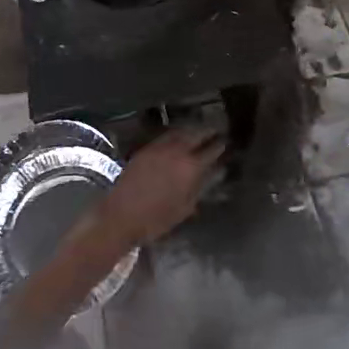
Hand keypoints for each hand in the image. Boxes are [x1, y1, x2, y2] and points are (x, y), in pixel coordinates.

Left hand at [96, 127, 225, 246]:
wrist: (121, 216)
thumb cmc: (157, 219)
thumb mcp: (185, 207)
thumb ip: (200, 186)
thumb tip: (213, 173)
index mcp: (191, 167)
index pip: (212, 149)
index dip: (222, 144)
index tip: (228, 141)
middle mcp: (177, 151)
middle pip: (197, 133)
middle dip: (208, 131)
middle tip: (216, 130)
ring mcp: (159, 148)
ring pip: (180, 131)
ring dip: (192, 130)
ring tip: (199, 130)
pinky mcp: (146, 149)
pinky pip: (165, 136)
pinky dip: (176, 134)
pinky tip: (178, 137)